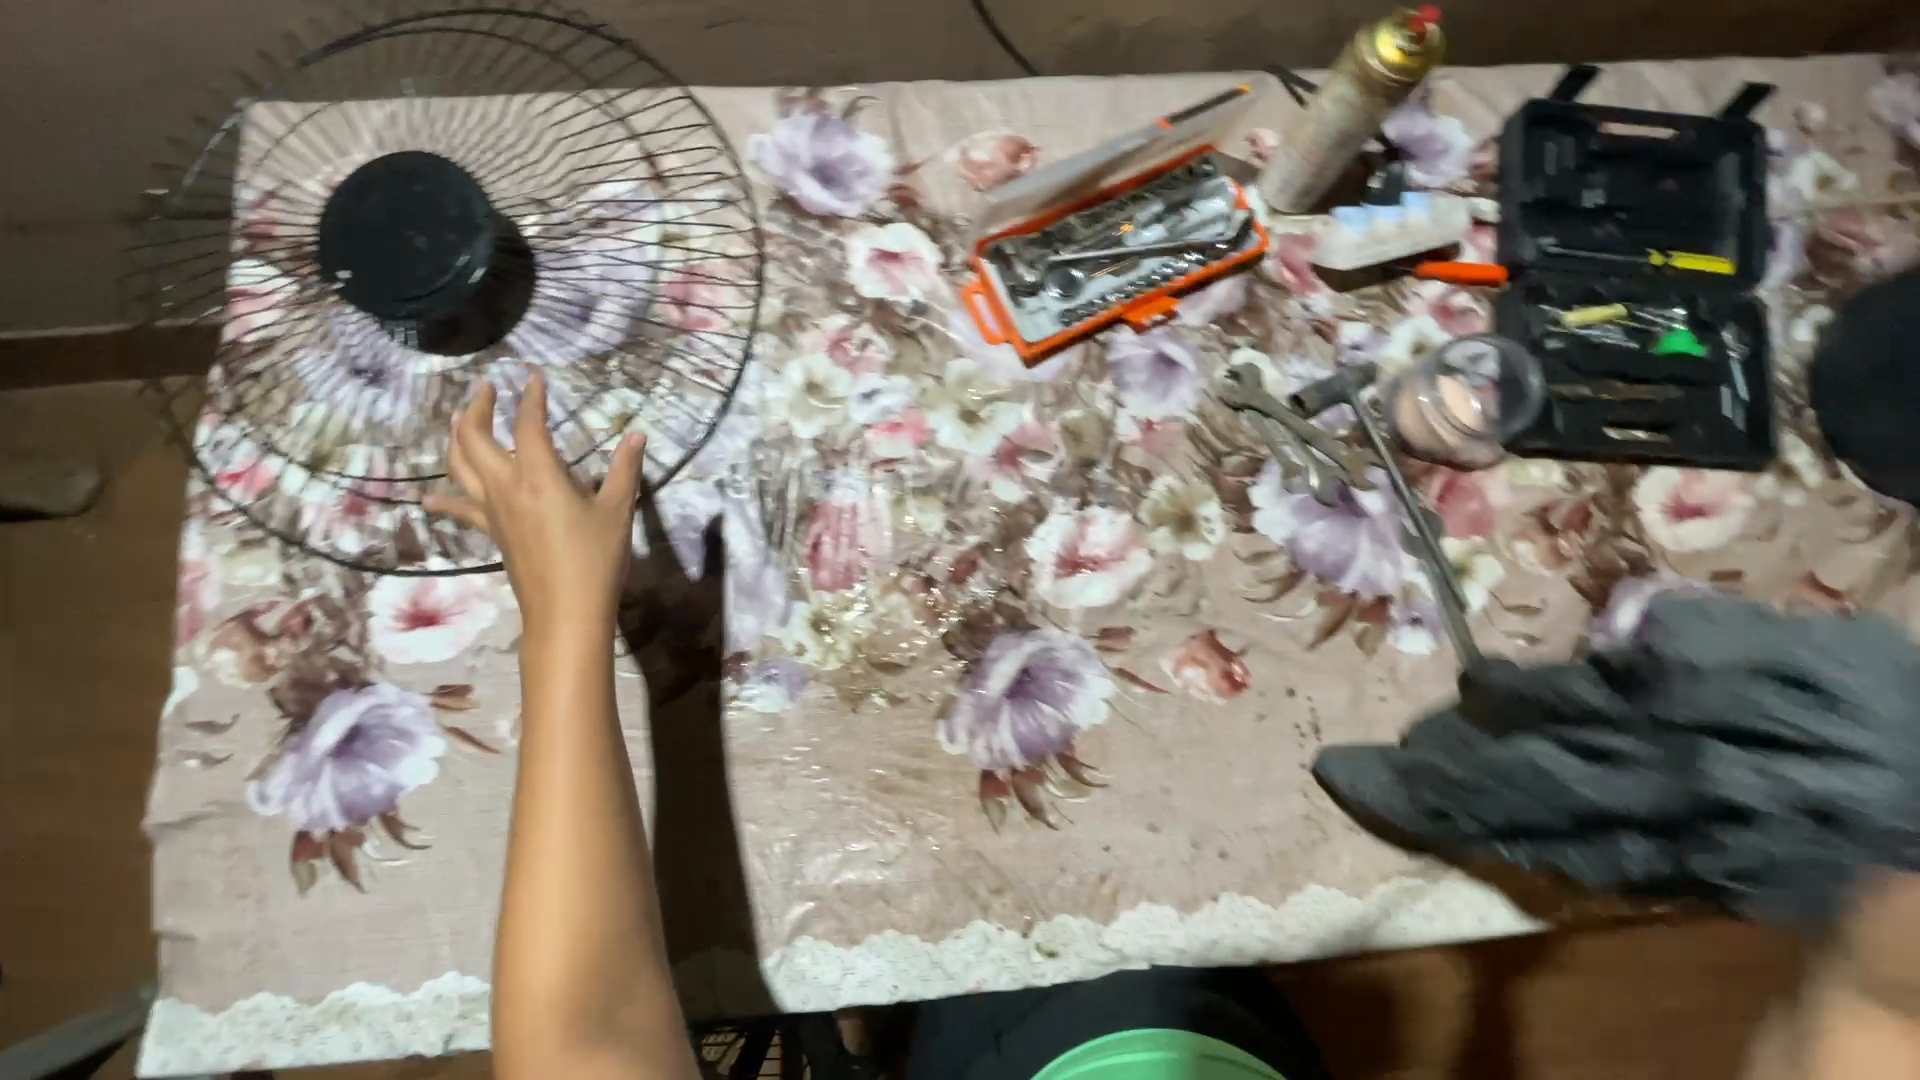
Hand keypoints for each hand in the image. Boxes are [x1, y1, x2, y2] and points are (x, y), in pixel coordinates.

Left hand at [424, 373, 644, 638]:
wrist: (566, 610)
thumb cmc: (595, 559)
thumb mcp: (618, 511)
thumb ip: (625, 470)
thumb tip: (636, 436)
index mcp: (539, 476)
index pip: (528, 425)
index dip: (531, 398)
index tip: (533, 378)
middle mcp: (506, 486)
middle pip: (473, 437)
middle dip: (475, 408)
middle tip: (486, 389)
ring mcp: (492, 510)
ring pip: (458, 465)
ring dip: (455, 438)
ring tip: (458, 420)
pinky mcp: (491, 532)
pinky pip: (461, 508)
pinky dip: (446, 499)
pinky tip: (433, 499)